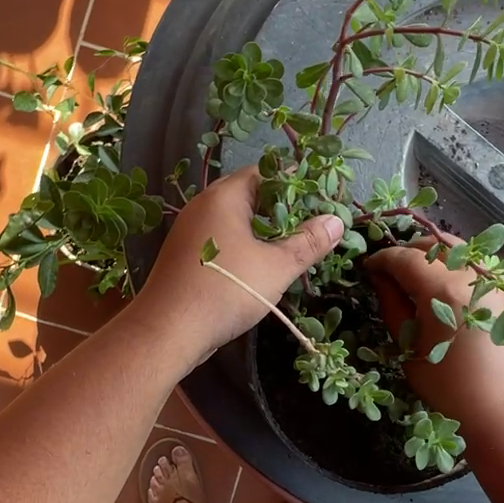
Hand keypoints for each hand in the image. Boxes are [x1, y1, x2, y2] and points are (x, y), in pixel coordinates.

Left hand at [133, 166, 342, 365]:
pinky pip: (221, 240)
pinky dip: (243, 247)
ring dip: (263, 231)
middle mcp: (203, 206)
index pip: (264, 172)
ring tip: (293, 247)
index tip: (320, 198)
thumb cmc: (225, 290)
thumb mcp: (276, 267)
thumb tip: (335, 220)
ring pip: (234, 221)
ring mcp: (190, 231)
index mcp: (224, 197)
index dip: (294, 182)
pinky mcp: (185, 256)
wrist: (167, 330)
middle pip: (249, 195)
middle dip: (281, 209)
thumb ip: (308, 242)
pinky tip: (261, 267)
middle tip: (312, 225)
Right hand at [365, 240, 503, 435]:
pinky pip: (483, 269)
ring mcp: (500, 283)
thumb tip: (380, 278)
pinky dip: (461, 270)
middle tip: (393, 270)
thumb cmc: (449, 388)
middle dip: (411, 250)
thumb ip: (392, 306)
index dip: (382, 259)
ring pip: (464, 251)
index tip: (369, 266)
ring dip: (438, 256)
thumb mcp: (408, 348)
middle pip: (437, 244)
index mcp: (443, 290)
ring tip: (421, 277)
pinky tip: (451, 292)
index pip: (405, 258)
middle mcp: (474, 277)